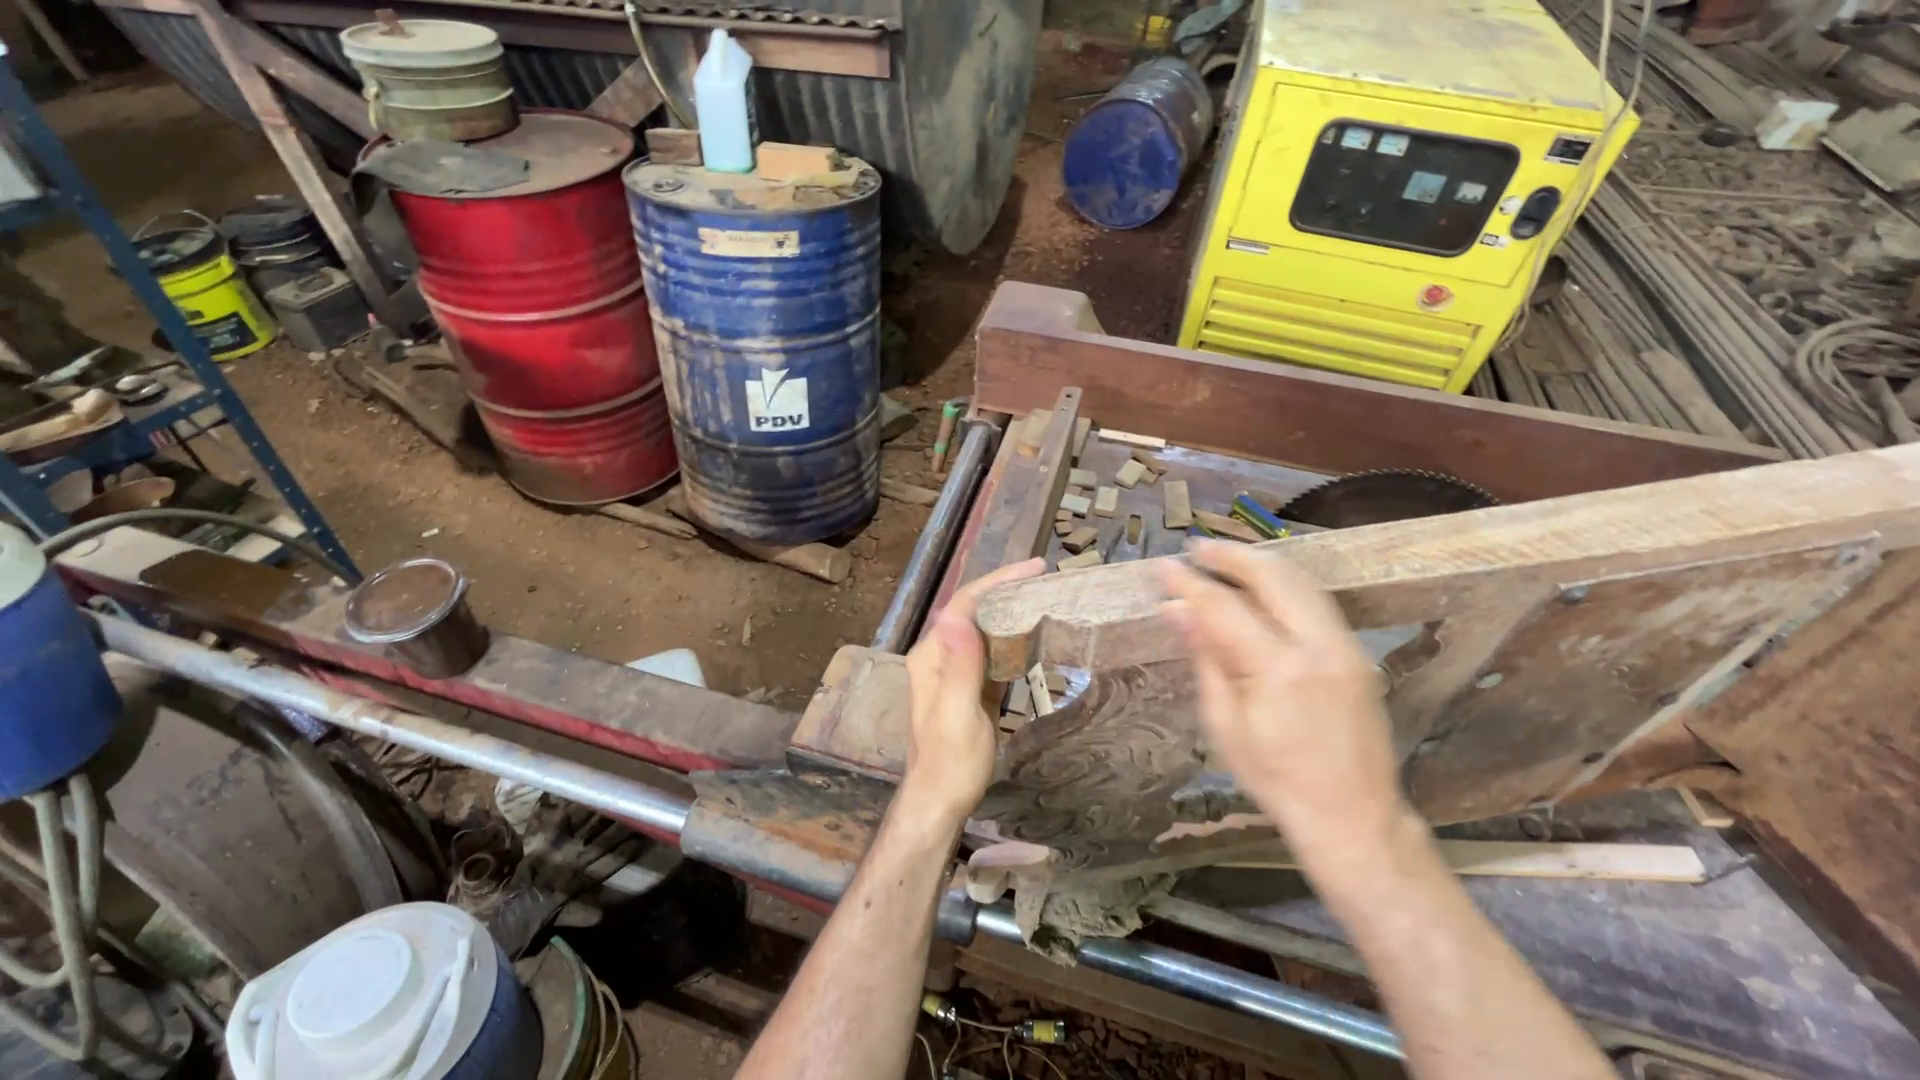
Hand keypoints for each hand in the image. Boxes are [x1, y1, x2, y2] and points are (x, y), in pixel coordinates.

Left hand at [900, 558, 1046, 824]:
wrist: (942, 800)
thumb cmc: (951, 760)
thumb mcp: (959, 713)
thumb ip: (960, 665)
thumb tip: (957, 616)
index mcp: (931, 657)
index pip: (964, 604)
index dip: (998, 582)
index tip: (1035, 568)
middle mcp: (938, 658)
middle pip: (974, 612)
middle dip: (1007, 591)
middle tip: (1047, 580)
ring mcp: (953, 674)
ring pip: (984, 631)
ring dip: (1011, 612)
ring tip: (1046, 599)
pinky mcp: (969, 690)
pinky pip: (991, 654)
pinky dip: (1012, 640)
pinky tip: (1034, 637)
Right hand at [1158, 541, 1408, 855]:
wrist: (1352, 813)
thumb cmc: (1275, 779)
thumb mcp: (1225, 725)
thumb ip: (1206, 658)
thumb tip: (1177, 611)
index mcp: (1279, 669)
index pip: (1225, 607)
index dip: (1189, 584)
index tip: (1162, 566)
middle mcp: (1318, 646)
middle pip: (1272, 577)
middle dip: (1231, 557)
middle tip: (1195, 550)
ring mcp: (1345, 646)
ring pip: (1302, 582)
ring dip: (1261, 564)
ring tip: (1224, 560)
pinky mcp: (1357, 654)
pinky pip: (1318, 603)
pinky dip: (1285, 585)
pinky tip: (1262, 588)